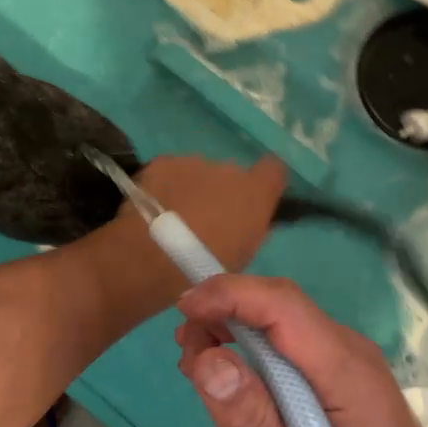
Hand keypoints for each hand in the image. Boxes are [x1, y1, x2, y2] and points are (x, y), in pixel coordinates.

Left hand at [130, 154, 285, 272]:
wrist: (155, 255)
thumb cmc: (206, 264)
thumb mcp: (242, 254)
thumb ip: (248, 228)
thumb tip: (245, 218)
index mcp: (255, 192)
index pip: (273, 169)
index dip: (263, 181)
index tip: (253, 197)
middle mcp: (228, 169)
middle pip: (229, 175)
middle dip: (219, 192)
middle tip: (204, 219)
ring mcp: (193, 162)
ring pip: (197, 173)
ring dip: (191, 189)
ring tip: (173, 216)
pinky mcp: (163, 162)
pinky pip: (170, 172)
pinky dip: (165, 185)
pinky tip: (154, 207)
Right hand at [173, 274, 427, 426]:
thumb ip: (251, 425)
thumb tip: (207, 358)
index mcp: (349, 379)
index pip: (284, 306)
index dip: (229, 294)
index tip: (182, 311)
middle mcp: (354, 354)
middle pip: (280, 304)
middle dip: (223, 309)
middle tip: (182, 352)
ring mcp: (352, 361)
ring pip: (283, 319)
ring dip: (233, 327)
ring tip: (196, 366)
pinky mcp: (344, 374)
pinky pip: (292, 341)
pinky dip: (252, 345)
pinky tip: (228, 377)